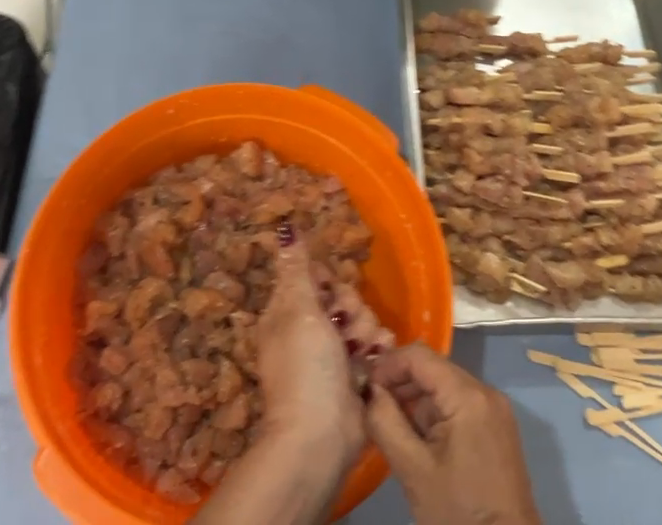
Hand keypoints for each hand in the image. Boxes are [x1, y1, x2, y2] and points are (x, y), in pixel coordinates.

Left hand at [252, 224, 389, 458]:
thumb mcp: (298, 311)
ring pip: (362, 319)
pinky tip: (376, 358)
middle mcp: (309, 330)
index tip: (327, 293)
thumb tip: (284, 228)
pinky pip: (375, 345)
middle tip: (343, 328)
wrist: (322, 434)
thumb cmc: (305, 368)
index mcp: (286, 313)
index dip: (326, 281)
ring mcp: (334, 354)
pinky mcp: (357, 372)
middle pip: (342, 297)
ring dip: (366, 330)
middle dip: (351, 308)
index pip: (313, 277)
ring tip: (361, 350)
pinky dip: (377, 350)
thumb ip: (297, 269)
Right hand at [364, 345, 541, 524]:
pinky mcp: (496, 427)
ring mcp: (495, 410)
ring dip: (415, 399)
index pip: (420, 356)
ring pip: (444, 386)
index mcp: (468, 395)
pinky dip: (434, 413)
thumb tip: (368, 390)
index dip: (387, 364)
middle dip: (399, 382)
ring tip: (389, 425)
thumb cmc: (457, 509)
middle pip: (433, 368)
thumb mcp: (413, 468)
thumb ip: (385, 421)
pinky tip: (416, 438)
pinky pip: (458, 404)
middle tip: (371, 406)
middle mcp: (486, 392)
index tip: (364, 386)